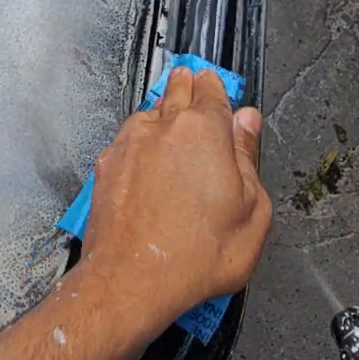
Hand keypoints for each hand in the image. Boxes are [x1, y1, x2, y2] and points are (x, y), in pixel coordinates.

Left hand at [73, 67, 271, 343]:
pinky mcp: (106, 166)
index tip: (214, 82)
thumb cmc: (196, 255)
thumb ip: (248, 156)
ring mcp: (128, 145)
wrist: (131, 280)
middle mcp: (162, 128)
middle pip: (176, 93)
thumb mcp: (253, 211)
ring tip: (169, 117)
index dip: (215, 86)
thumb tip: (247, 122)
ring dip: (159, 113)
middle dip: (185, 85)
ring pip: (147, 115)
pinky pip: (126, 141)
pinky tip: (145, 155)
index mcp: (204, 131)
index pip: (211, 91)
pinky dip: (138, 141)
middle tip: (190, 79)